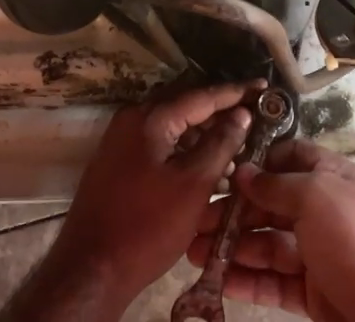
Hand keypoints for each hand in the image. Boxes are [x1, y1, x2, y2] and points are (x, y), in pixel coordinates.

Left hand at [48, 82, 258, 304]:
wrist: (91, 268)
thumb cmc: (147, 226)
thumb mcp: (193, 185)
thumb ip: (220, 144)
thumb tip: (241, 114)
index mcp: (149, 117)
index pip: (201, 95)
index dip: (235, 92)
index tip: (263, 86)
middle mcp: (132, 118)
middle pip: (185, 104)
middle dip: (220, 110)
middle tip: (254, 114)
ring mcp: (122, 139)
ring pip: (172, 124)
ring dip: (203, 132)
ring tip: (238, 144)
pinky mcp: (120, 160)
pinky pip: (160, 142)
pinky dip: (185, 147)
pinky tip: (207, 163)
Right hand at [187, 138, 354, 321]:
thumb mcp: (318, 197)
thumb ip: (277, 184)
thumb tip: (243, 171)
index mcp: (336, 178)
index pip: (292, 157)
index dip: (258, 160)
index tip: (221, 168)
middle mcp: (328, 212)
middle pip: (274, 202)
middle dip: (235, 209)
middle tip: (196, 218)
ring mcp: (322, 254)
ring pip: (269, 243)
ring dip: (233, 246)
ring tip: (194, 251)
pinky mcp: (316, 293)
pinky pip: (276, 280)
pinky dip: (248, 279)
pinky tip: (220, 279)